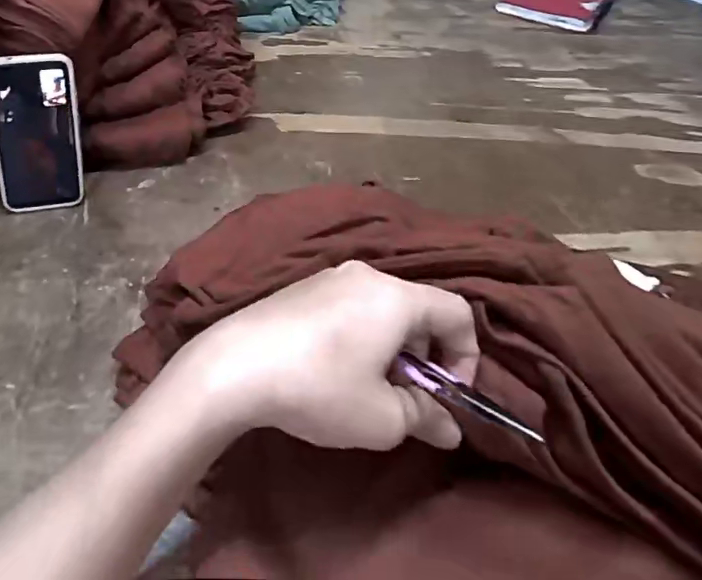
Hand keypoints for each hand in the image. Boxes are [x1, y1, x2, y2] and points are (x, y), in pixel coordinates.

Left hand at [162, 261, 479, 450]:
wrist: (235, 363)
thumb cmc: (319, 387)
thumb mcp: (382, 418)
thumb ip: (424, 417)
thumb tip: (448, 426)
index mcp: (393, 296)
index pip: (456, 310)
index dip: (466, 355)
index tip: (446, 393)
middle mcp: (363, 274)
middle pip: (417, 307)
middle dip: (426, 353)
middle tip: (407, 395)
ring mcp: (326, 276)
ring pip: (381, 307)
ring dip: (391, 345)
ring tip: (369, 386)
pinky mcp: (299, 287)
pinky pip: (349, 305)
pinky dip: (360, 333)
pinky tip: (334, 368)